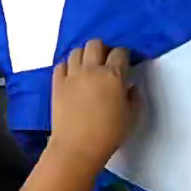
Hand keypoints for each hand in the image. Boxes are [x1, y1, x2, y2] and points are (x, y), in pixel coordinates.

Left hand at [45, 39, 135, 172]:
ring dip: (84, 56)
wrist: (77, 147)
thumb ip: (133, 97)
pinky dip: (68, 66)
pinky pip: (61, 65)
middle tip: (105, 62)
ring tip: (87, 68)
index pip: (120, 52)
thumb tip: (129, 86)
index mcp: (113, 75)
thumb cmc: (109, 134)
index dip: (123, 55)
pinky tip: (72, 76)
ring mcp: (72, 75)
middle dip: (102, 49)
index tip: (124, 63)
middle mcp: (92, 69)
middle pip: (95, 44)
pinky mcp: (57, 83)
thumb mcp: (131, 116)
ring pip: (76, 51)